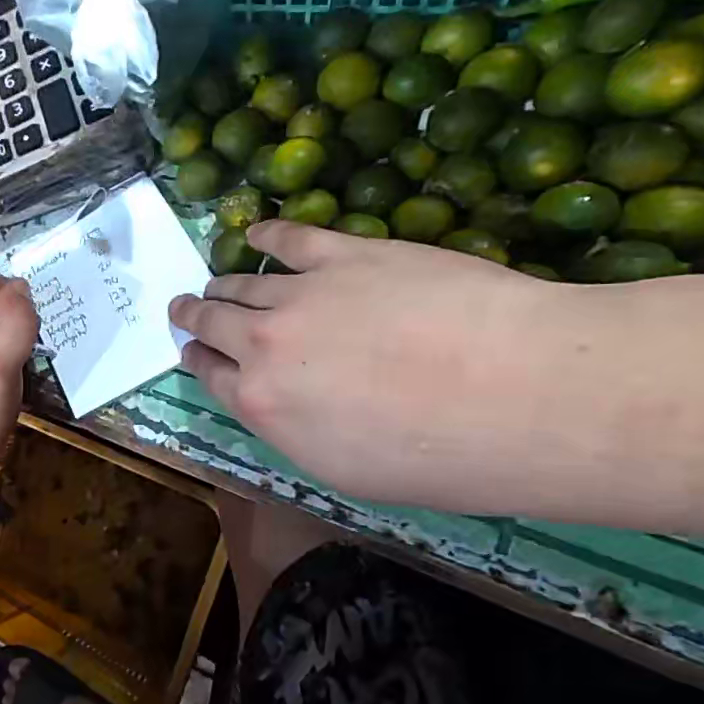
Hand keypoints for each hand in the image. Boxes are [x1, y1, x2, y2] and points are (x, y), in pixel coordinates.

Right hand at [167, 220, 563, 506]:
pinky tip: (257, 234)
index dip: (198, 358)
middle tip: (187, 310)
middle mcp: (263, 344)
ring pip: (242, 282)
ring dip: (223, 284)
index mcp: (261, 403)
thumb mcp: (346, 470)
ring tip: (218, 282)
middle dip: (194, 316)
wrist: (516, 393)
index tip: (193, 350)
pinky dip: (267, 235)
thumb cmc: (438, 458)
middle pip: (214, 321)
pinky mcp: (344, 255)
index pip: (211, 373)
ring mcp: (300, 294)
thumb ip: (295, 429)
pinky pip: (290, 238)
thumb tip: (283, 404)